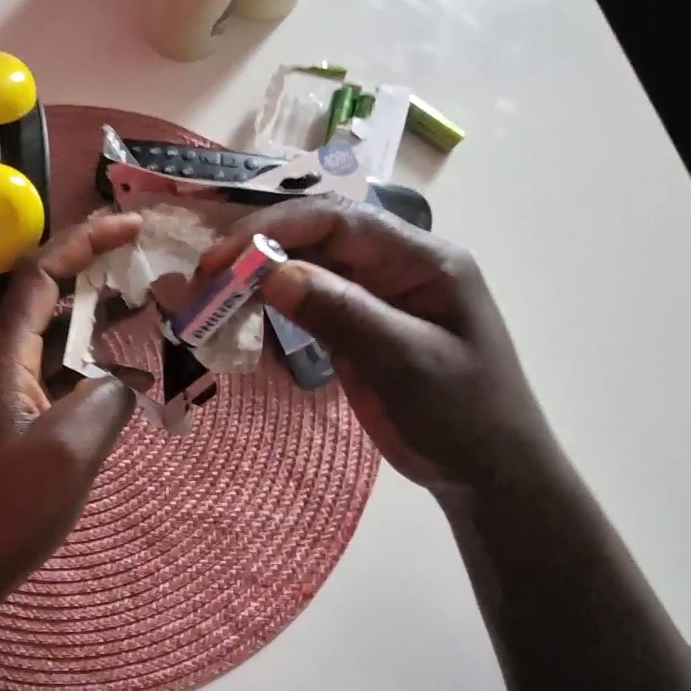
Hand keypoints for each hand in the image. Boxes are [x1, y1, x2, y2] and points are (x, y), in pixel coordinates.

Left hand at [0, 215, 145, 608]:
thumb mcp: (73, 449)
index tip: (131, 226)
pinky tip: (134, 378)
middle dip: (96, 273)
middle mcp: (0, 363)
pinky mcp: (20, 419)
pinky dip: (95, 369)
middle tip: (148, 261)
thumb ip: (108, 398)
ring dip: (100, 320)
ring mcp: (9, 391)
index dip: (83, 242)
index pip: (39, 276)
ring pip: (58, 337)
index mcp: (2, 357)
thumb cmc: (12, 508)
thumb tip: (125, 380)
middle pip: (47, 298)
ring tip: (151, 304)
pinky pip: (61, 376)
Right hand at [198, 196, 554, 494]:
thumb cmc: (461, 414)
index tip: (221, 258)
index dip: (274, 228)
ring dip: (255, 273)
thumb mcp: (405, 361)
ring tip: (208, 292)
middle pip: (316, 236)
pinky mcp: (353, 325)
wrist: (487, 470)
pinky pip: (304, 299)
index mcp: (422, 259)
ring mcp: (373, 295)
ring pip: (305, 265)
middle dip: (256, 247)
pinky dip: (267, 301)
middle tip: (203, 275)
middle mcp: (395, 265)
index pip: (339, 220)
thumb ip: (342, 313)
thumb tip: (271, 274)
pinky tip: (236, 309)